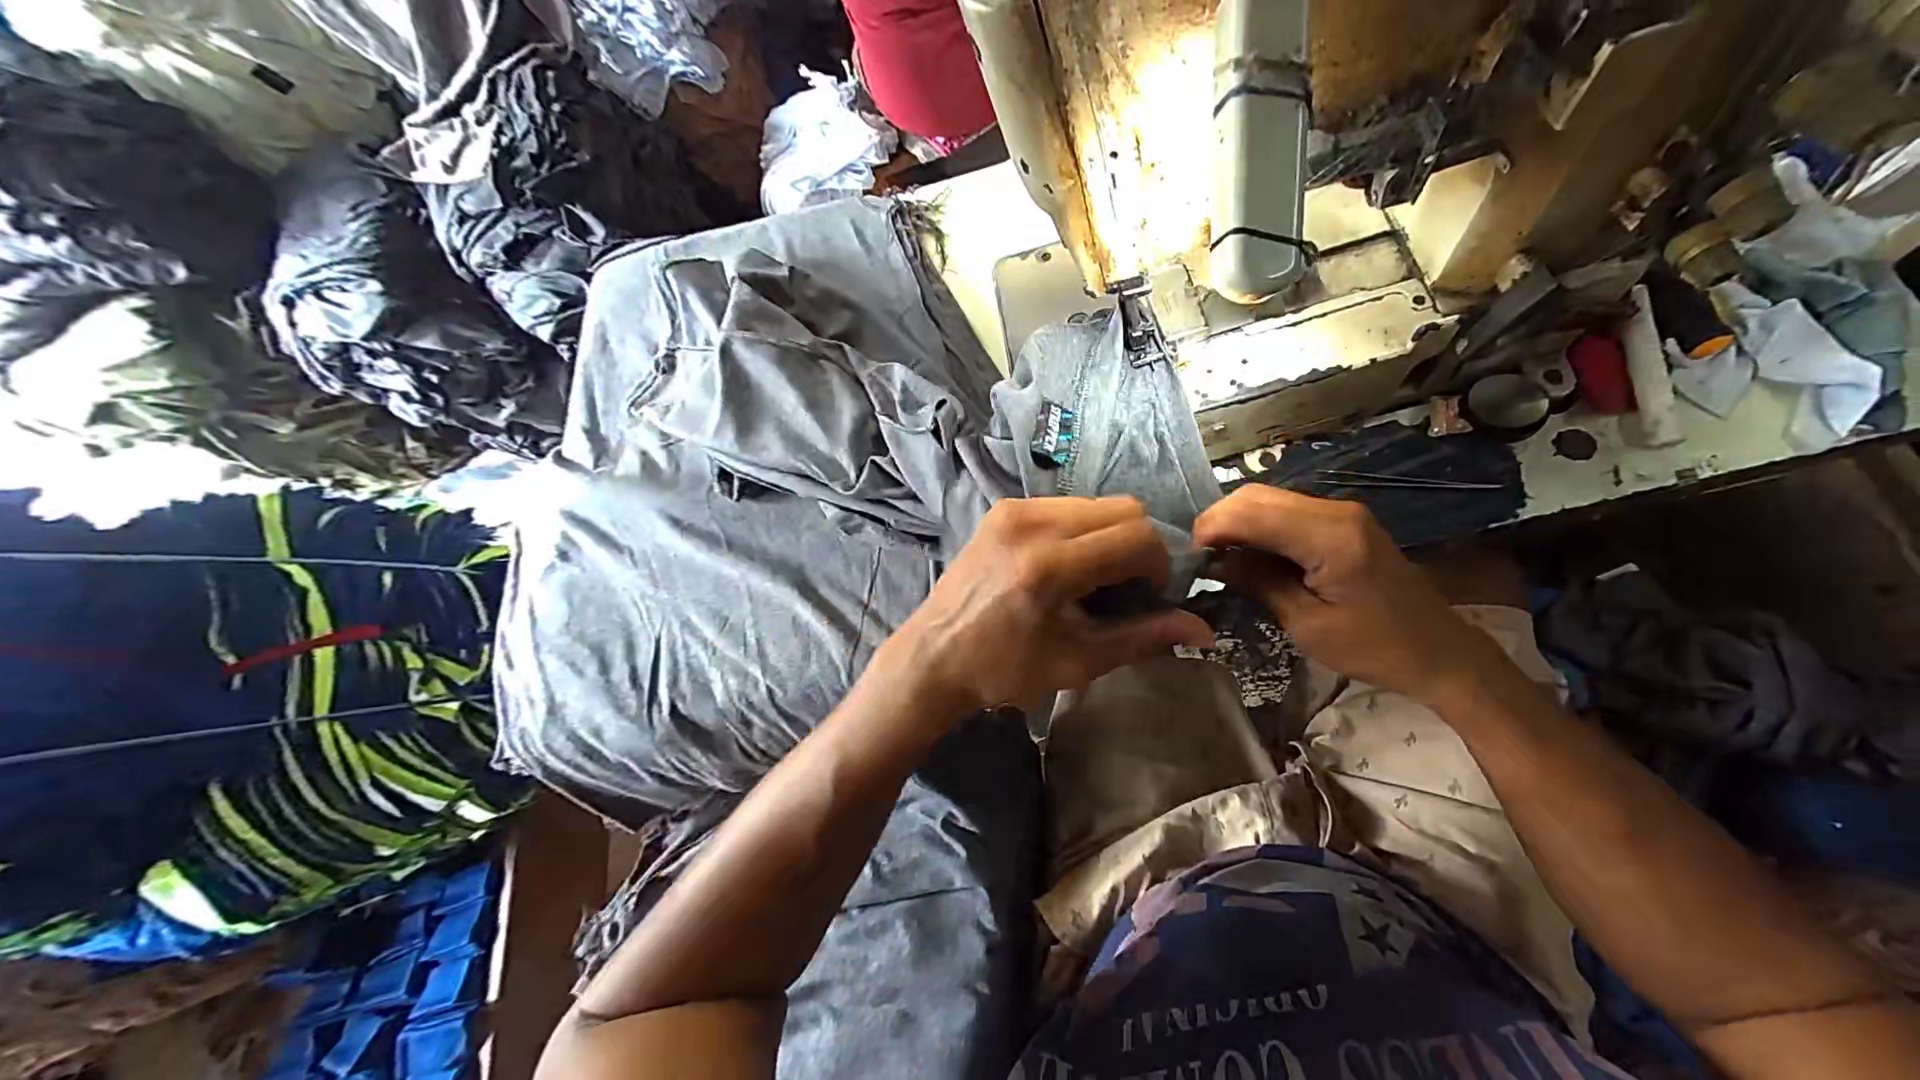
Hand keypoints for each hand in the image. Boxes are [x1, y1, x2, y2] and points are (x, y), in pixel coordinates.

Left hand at [875, 497, 1215, 716]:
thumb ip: (1142, 637)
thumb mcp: (1077, 662)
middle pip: (1125, 508)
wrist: (933, 655)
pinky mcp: (1002, 509)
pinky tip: (1066, 565)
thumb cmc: (1002, 670)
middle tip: (1126, 587)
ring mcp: (1014, 510)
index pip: (1138, 537)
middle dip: (1141, 546)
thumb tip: (1202, 628)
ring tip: (1094, 578)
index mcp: (1051, 565)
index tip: (1148, 596)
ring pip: (1096, 503)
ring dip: (1111, 536)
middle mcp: (1033, 523)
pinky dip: (1082, 529)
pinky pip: (1065, 505)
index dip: (1159, 567)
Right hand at [1192, 487, 1506, 706]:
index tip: (1189, 558)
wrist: (1441, 652)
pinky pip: (1284, 511)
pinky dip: (1256, 526)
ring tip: (1217, 557)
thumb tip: (1215, 562)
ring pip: (1267, 498)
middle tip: (1198, 558)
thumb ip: (1259, 583)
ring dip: (1235, 522)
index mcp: (1330, 537)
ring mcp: (1341, 513)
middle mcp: (1335, 512)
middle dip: (1218, 521)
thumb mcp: (1307, 625)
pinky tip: (1246, 553)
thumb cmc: (1375, 648)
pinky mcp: (1341, 522)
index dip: (1212, 528)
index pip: (1252, 512)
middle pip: (1256, 495)